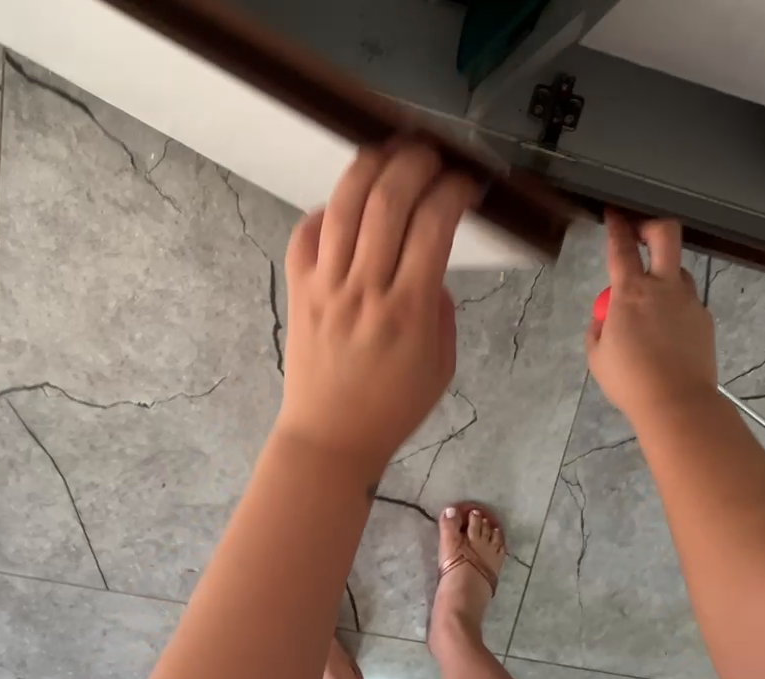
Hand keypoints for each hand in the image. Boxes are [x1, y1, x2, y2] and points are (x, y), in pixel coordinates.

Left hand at [277, 142, 478, 478]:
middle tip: (432, 156)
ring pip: (344, 204)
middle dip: (416, 163)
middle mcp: (365, 290)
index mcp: (409, 311)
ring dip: (371, 166)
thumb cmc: (392, 410)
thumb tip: (430, 268)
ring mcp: (325, 287)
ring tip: (391, 153)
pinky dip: (327, 209)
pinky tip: (346, 207)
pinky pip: (306, 233)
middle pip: (388, 200)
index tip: (466, 183)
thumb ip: (441, 310)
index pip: (435, 224)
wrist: (329, 438)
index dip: (454, 189)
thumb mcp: (442, 367)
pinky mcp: (298, 291)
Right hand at [586, 213, 717, 418]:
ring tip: (649, 300)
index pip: (621, 248)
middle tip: (639, 232)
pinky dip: (674, 308)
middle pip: (666, 235)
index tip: (613, 213)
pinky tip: (664, 336)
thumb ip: (599, 328)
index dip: (616, 225)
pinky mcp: (704, 318)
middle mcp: (663, 288)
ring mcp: (689, 301)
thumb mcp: (597, 356)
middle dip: (650, 225)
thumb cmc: (629, 381)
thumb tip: (606, 316)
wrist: (676, 401)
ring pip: (678, 271)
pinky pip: (686, 302)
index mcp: (630, 294)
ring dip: (663, 273)